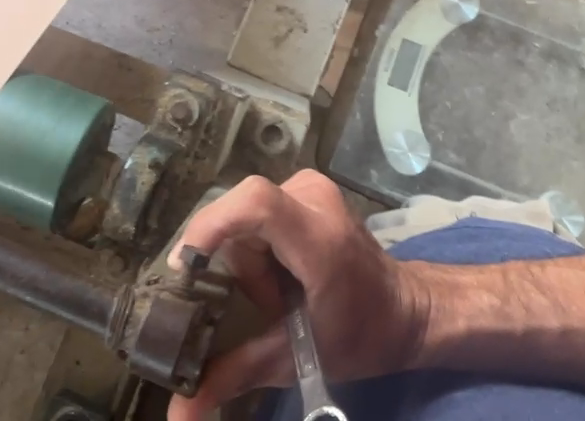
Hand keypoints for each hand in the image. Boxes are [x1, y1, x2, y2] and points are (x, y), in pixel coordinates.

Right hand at [166, 170, 432, 420]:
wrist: (405, 309)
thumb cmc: (359, 335)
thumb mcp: (296, 360)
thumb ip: (234, 375)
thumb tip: (179, 413)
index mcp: (318, 238)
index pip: (255, 204)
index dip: (211, 225)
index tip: (187, 267)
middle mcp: (314, 198)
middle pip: (242, 219)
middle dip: (239, 265)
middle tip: (266, 305)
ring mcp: (311, 186)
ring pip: (247, 216)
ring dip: (251, 259)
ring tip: (281, 294)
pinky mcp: (307, 186)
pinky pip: (259, 210)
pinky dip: (260, 245)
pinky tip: (284, 273)